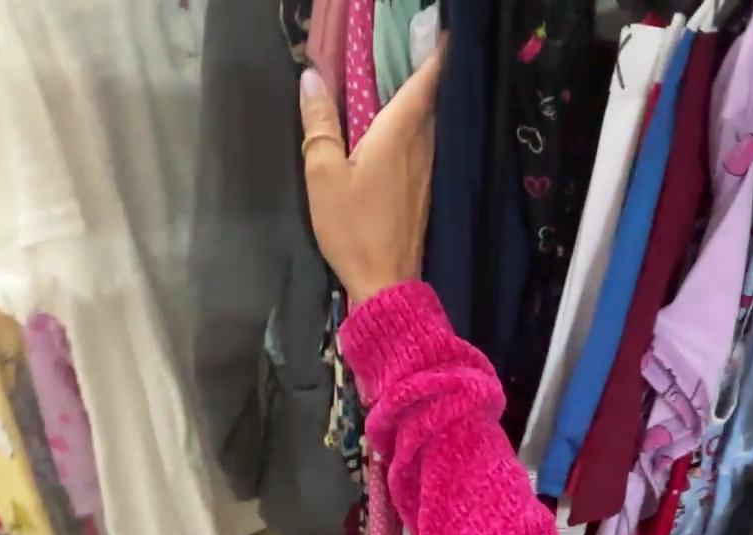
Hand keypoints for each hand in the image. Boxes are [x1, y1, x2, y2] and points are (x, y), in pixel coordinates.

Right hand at [299, 52, 441, 304]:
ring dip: (421, 104)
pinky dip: (415, 132)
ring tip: (406, 84)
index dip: (433, 56)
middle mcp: (420, 149)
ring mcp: (425, 175)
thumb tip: (313, 79)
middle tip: (415, 50)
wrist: (385, 283)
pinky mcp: (422, 196)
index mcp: (398, 135)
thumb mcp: (323, 175)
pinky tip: (401, 135)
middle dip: (426, 74)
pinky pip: (422, 150)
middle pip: (428, 103)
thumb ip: (319, 125)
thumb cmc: (353, 228)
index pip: (423, 84)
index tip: (439, 33)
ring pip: (427, 128)